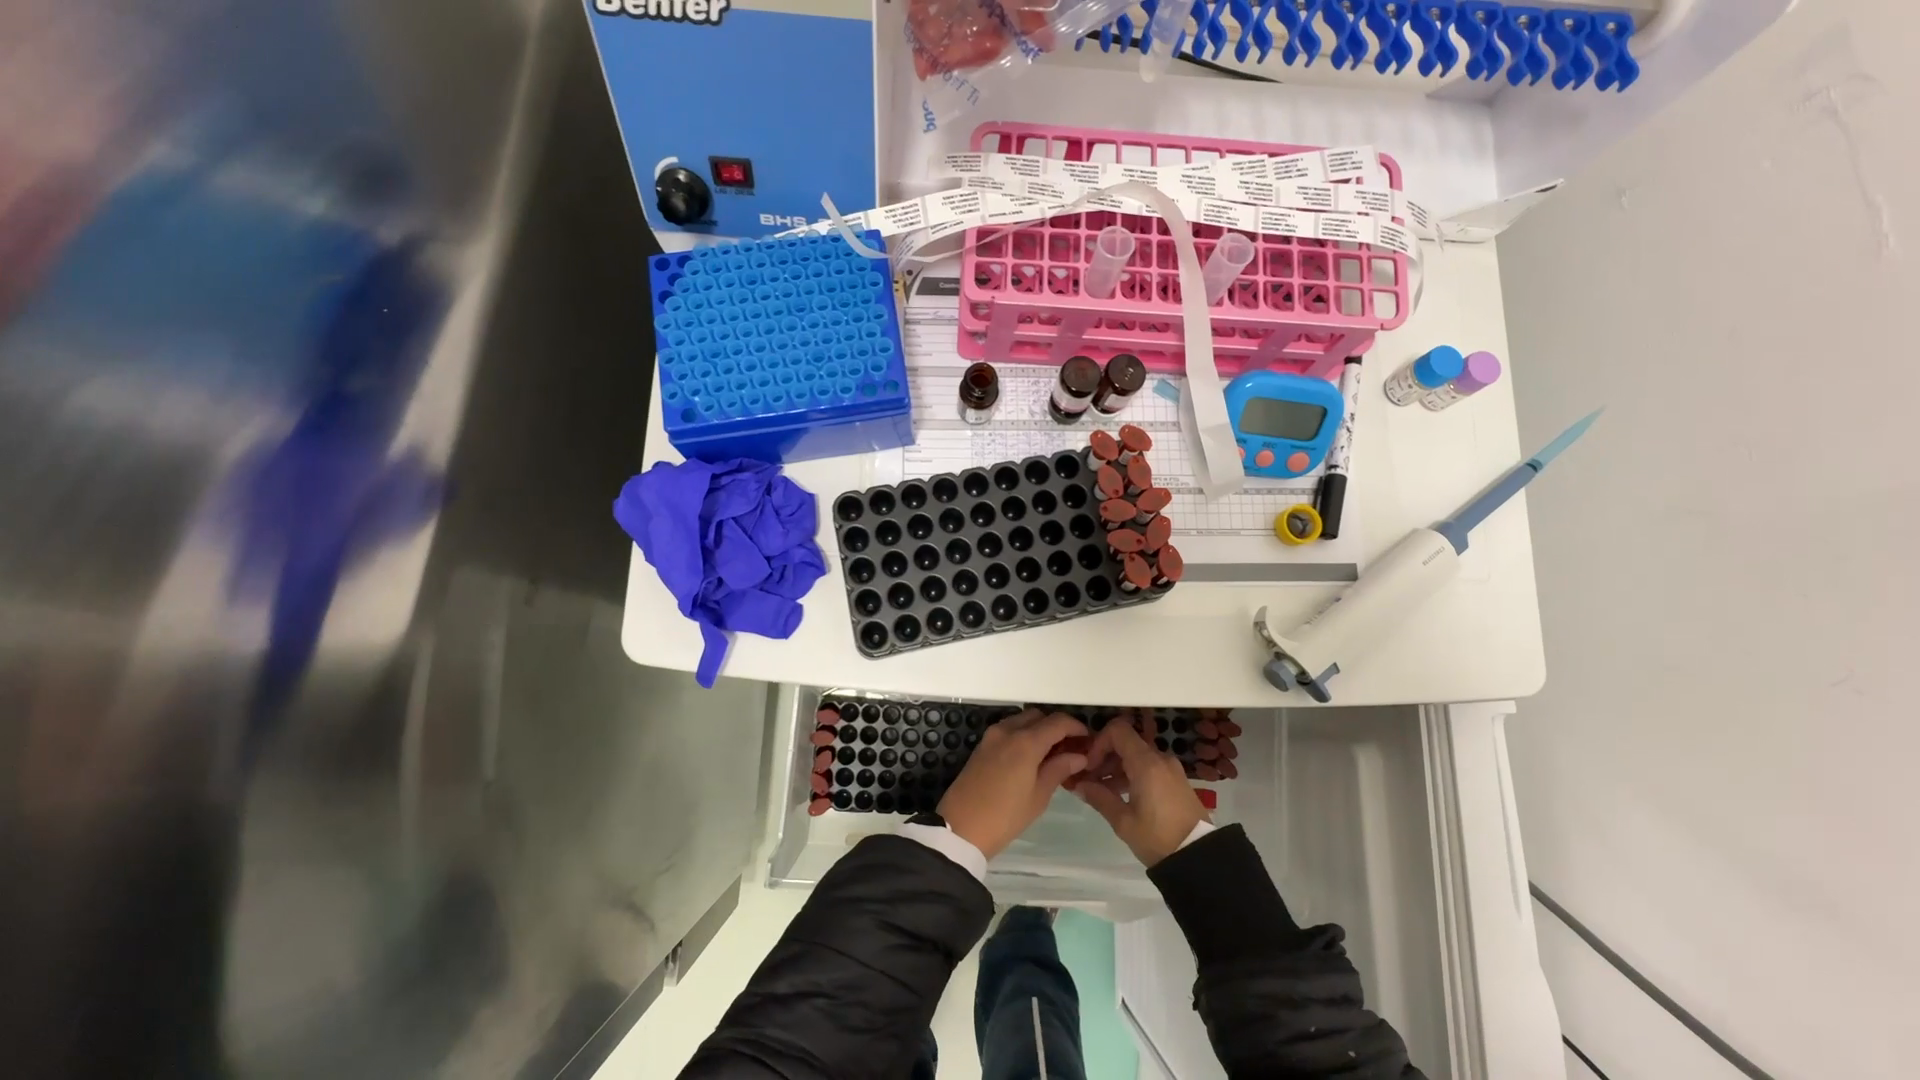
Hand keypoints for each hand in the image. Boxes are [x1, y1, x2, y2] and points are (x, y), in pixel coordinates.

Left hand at [937, 710, 1089, 858]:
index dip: (1077, 728)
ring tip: (1052, 754)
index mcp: (1026, 741)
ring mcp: (991, 736)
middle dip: (1057, 727)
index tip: (1088, 741)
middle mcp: (1007, 730)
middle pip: (1039, 716)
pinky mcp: (981, 746)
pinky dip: (1023, 735)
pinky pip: (1008, 730)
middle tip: (1071, 749)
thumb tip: (1078, 756)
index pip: (1058, 722)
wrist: (961, 829)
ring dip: (1038, 730)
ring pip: (1021, 720)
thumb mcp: (1038, 796)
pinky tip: (1031, 757)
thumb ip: (1059, 769)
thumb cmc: (1005, 816)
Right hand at [1071, 718, 1210, 867]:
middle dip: (1105, 758)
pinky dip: (1132, 774)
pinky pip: (1149, 767)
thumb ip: (1099, 798)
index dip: (1098, 743)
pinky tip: (1121, 796)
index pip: (1118, 730)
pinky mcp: (1176, 780)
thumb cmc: (1158, 837)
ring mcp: (1171, 769)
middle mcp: (1160, 759)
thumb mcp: (1124, 821)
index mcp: (1146, 763)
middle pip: (1126, 743)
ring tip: (1102, 791)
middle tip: (1090, 780)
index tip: (1089, 766)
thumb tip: (1079, 785)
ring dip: (1117, 768)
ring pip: (1137, 756)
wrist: (1199, 856)